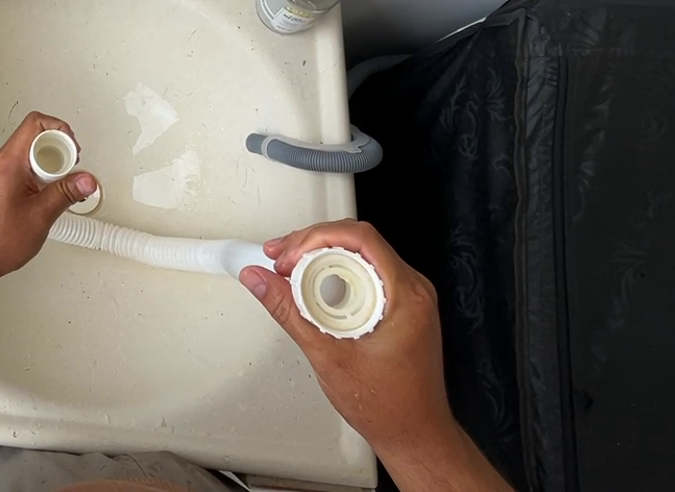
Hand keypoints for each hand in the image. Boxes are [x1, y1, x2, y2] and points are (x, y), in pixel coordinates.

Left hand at [0, 111, 96, 287]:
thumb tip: (86, 179)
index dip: (60, 131)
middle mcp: (2, 162)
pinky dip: (41, 177)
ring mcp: (0, 173)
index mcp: (10, 161)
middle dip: (59, 150)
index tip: (73, 153)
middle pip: (35, 136)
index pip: (36, 123)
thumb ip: (65, 194)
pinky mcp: (0, 185)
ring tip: (60, 187)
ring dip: (51, 165)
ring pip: (31, 154)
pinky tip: (47, 197)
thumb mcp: (40, 216)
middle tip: (70, 171)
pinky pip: (25, 169)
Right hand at [241, 219, 458, 461]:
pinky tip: (307, 281)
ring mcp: (406, 296)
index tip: (288, 256)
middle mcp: (411, 290)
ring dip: (317, 253)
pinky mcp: (396, 304)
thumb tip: (259, 279)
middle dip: (310, 242)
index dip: (316, 237)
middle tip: (278, 258)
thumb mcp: (328, 356)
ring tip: (286, 268)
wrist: (415, 437)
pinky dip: (330, 270)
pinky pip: (361, 270)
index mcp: (406, 296)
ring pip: (356, 251)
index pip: (360, 239)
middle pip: (355, 240)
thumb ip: (288, 312)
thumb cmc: (390, 407)